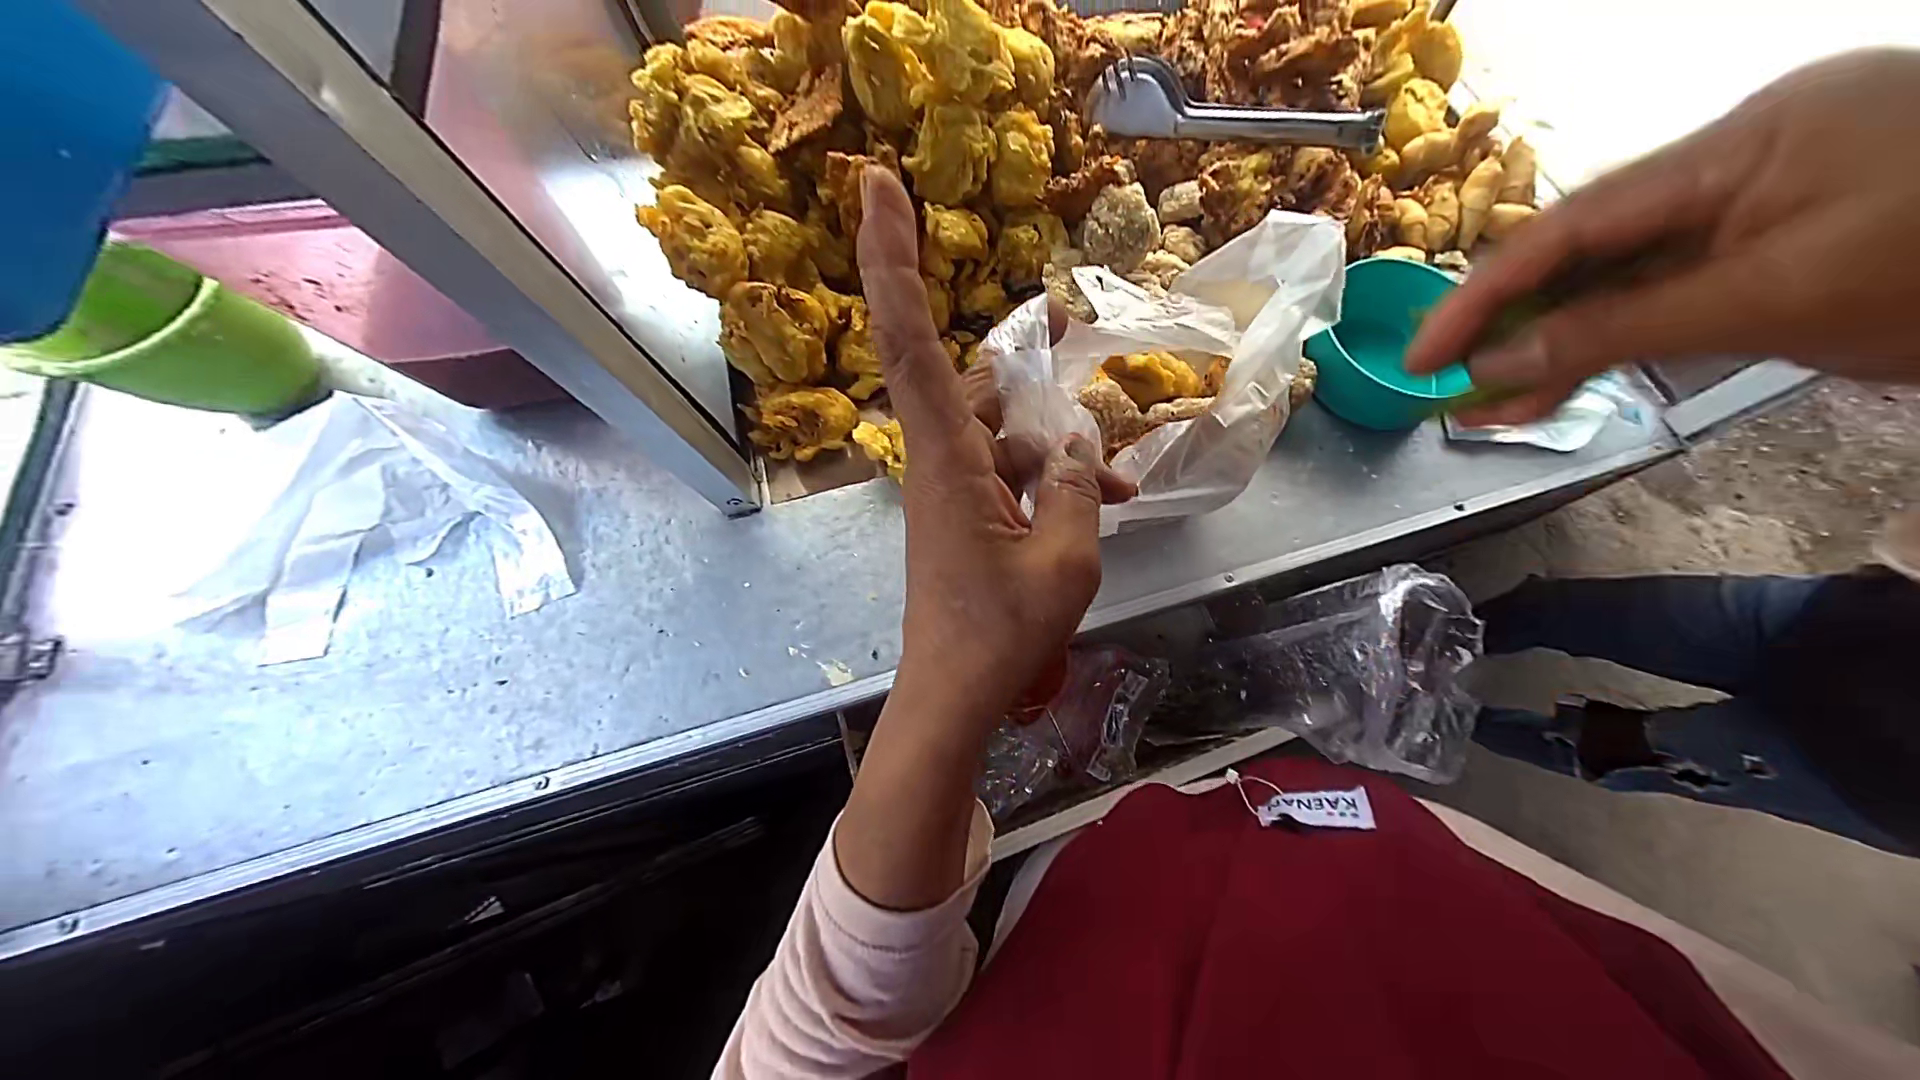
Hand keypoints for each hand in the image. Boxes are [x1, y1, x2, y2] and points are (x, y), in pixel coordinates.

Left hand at [859, 166, 1134, 731]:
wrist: (955, 694)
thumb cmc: (1002, 632)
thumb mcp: (1065, 556)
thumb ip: (1076, 485)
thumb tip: (1079, 438)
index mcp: (947, 459)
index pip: (911, 341)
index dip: (891, 260)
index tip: (878, 186)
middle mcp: (939, 462)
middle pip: (973, 383)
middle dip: (1024, 367)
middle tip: (1071, 338)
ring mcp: (949, 491)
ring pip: (1002, 435)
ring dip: (1055, 448)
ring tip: (1115, 476)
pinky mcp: (962, 516)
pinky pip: (1006, 475)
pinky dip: (1048, 482)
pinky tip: (1098, 500)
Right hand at [1406, 48, 1919, 425]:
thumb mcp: (1771, 301)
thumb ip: (1612, 331)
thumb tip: (1492, 368)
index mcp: (1742, 144)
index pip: (1568, 226)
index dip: (1479, 295)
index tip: (1421, 355)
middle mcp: (1731, 168)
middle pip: (1579, 254)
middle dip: (1507, 326)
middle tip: (1446, 384)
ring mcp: (1745, 211)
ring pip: (1608, 286)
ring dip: (1544, 351)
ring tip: (1487, 407)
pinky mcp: (1757, 255)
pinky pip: (1651, 303)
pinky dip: (1596, 351)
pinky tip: (1544, 393)